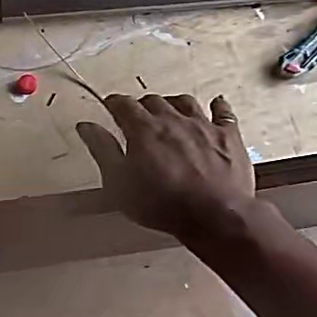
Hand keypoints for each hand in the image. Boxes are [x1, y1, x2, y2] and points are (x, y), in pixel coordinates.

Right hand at [75, 94, 257, 237]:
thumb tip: (86, 127)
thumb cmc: (162, 202)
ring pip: (185, 102)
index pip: (123, 104)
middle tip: (134, 113)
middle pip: (154, 100)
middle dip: (140, 104)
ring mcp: (203, 127)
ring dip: (172, 103)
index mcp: (143, 130)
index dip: (114, 103)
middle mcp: (173, 121)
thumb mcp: (117, 180)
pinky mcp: (229, 138)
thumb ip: (101, 148)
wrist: (214, 215)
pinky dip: (218, 106)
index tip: (110, 106)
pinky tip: (215, 104)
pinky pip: (224, 113)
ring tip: (167, 109)